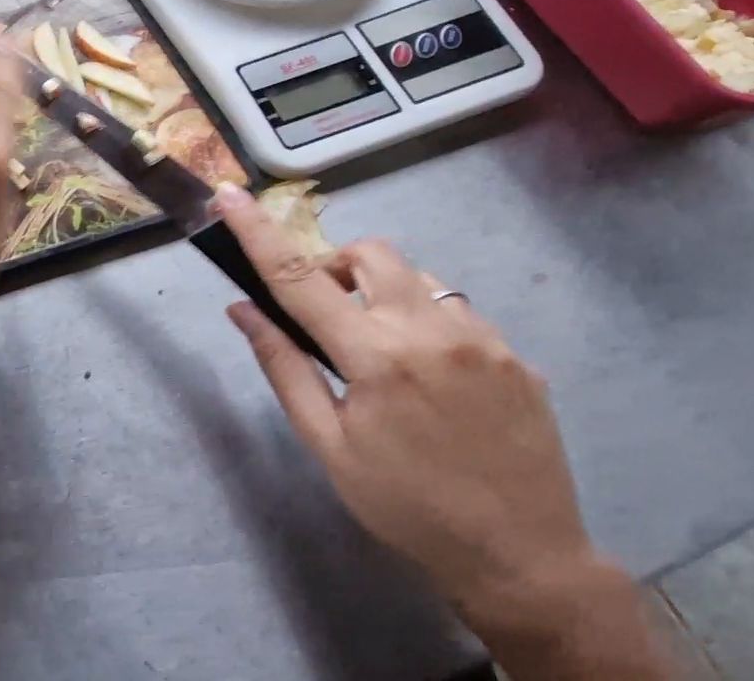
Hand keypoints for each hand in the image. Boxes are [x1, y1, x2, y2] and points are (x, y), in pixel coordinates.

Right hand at [213, 184, 602, 623]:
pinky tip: (431, 376)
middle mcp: (433, 333)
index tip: (230, 195)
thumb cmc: (403, 503)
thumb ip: (283, 366)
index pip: (299, 278)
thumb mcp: (326, 442)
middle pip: (372, 254)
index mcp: (376, 357)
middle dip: (338, 267)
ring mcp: (486, 342)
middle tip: (327, 314)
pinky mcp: (519, 358)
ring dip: (385, 293)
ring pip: (420, 277)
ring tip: (382, 350)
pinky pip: (460, 311)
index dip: (258, 233)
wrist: (523, 558)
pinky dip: (427, 322)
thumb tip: (242, 309)